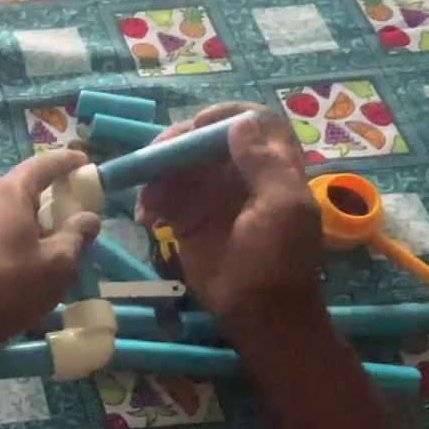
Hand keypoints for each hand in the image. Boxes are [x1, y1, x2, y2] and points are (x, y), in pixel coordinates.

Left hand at [0, 149, 100, 356]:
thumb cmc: (7, 288)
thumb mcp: (56, 265)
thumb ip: (76, 236)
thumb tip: (88, 217)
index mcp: (9, 195)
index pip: (43, 164)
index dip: (67, 161)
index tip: (85, 163)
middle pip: (21, 187)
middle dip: (48, 194)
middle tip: (72, 207)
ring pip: (5, 213)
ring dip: (29, 220)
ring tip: (50, 239)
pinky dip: (12, 237)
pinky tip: (20, 262)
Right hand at [134, 103, 323, 333]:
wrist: (257, 312)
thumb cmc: (278, 260)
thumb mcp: (282, 208)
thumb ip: (265, 164)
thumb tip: (239, 123)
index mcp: (272, 165)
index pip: (251, 121)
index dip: (224, 115)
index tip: (197, 126)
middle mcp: (238, 174)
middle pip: (204, 138)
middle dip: (178, 142)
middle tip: (156, 157)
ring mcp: (210, 195)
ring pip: (178, 164)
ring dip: (157, 172)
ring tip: (148, 197)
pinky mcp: (186, 218)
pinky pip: (161, 195)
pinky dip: (149, 200)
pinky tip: (146, 218)